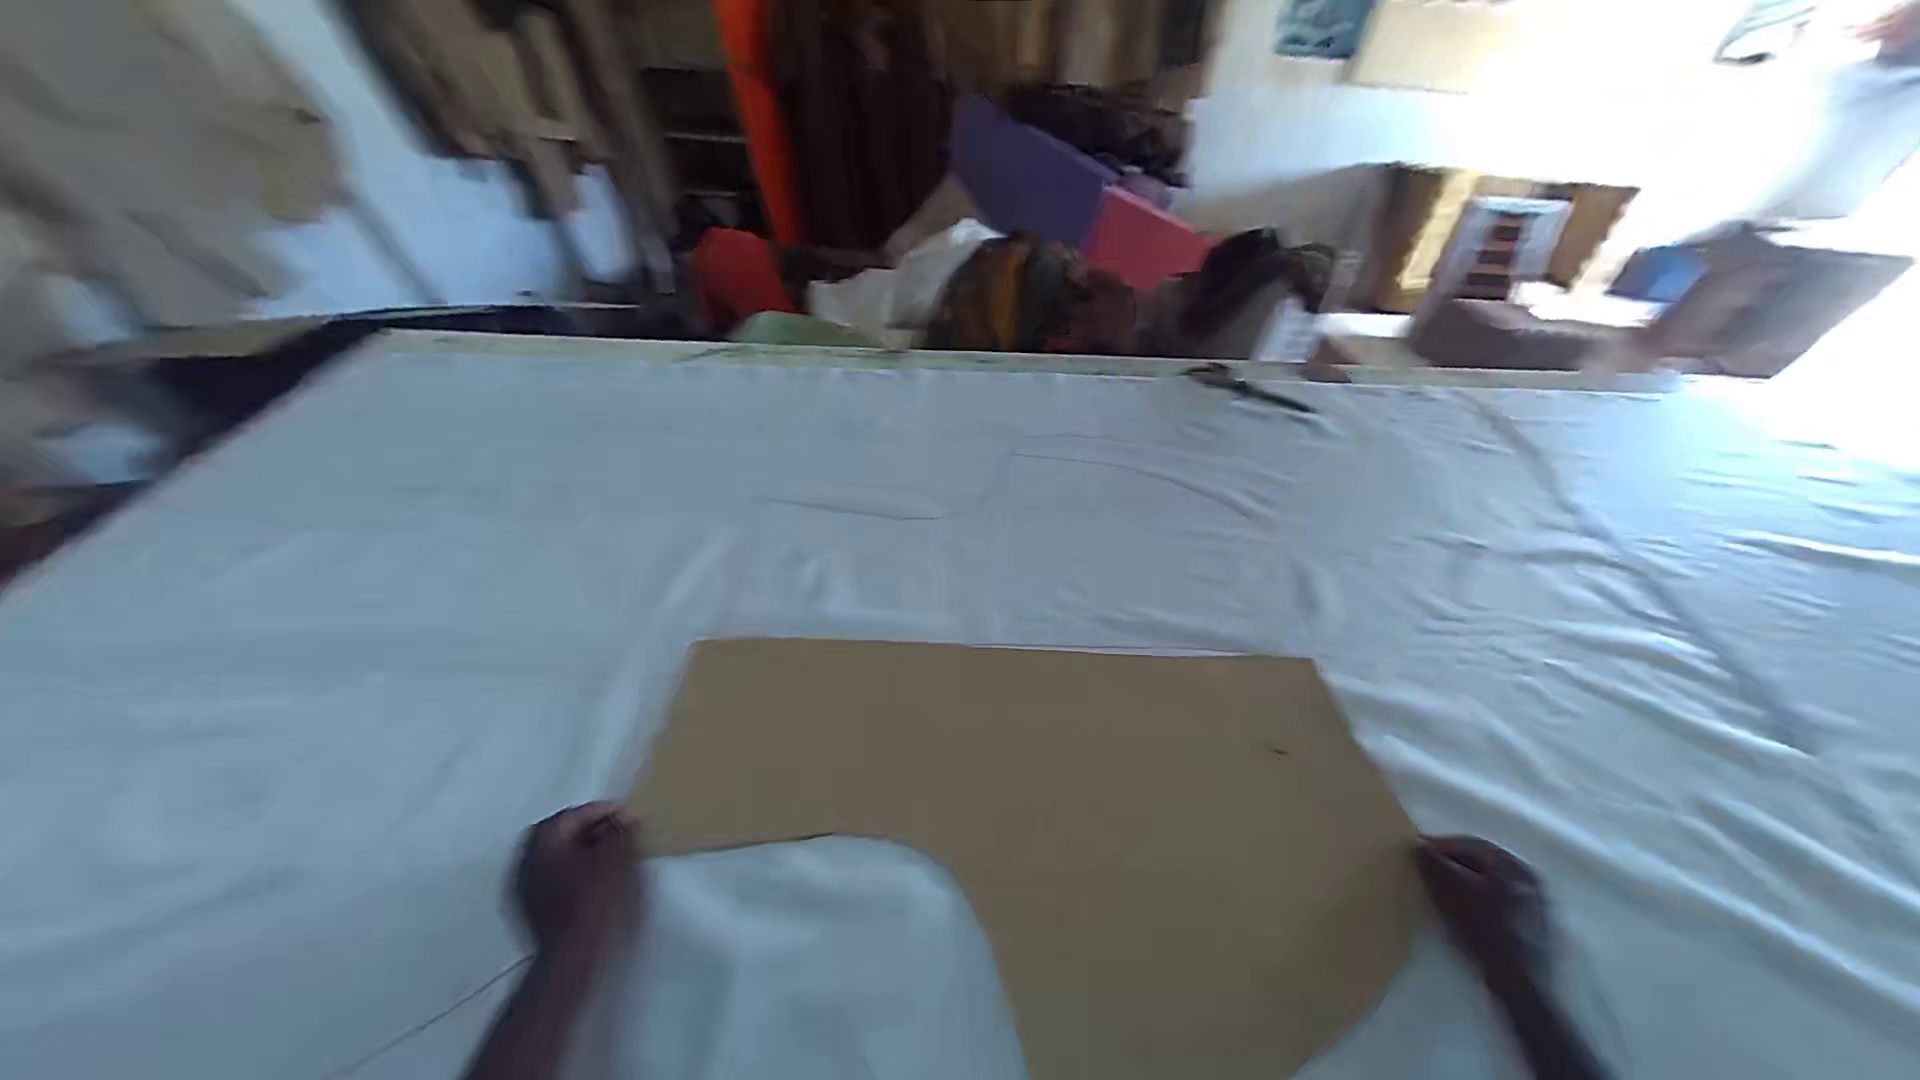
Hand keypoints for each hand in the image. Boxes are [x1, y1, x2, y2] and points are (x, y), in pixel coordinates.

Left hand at [513, 802, 639, 957]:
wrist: (572, 958)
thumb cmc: (594, 904)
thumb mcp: (617, 858)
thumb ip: (620, 831)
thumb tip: (622, 819)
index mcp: (542, 844)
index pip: (571, 814)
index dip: (600, 810)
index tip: (623, 815)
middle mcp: (525, 862)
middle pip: (555, 832)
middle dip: (585, 826)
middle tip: (612, 829)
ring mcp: (523, 889)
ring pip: (552, 855)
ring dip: (577, 848)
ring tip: (606, 852)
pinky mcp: (529, 910)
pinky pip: (550, 876)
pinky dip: (570, 868)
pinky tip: (591, 877)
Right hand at [1416, 835, 1552, 989]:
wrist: (1524, 983)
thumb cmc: (1485, 928)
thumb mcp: (1450, 890)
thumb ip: (1433, 862)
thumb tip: (1421, 846)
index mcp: (1514, 864)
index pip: (1468, 843)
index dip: (1438, 844)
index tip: (1417, 849)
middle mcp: (1531, 877)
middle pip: (1482, 860)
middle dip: (1452, 861)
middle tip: (1428, 866)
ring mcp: (1539, 902)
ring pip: (1491, 880)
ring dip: (1465, 878)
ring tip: (1444, 888)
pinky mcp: (1537, 923)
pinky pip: (1501, 898)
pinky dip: (1479, 896)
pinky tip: (1466, 907)